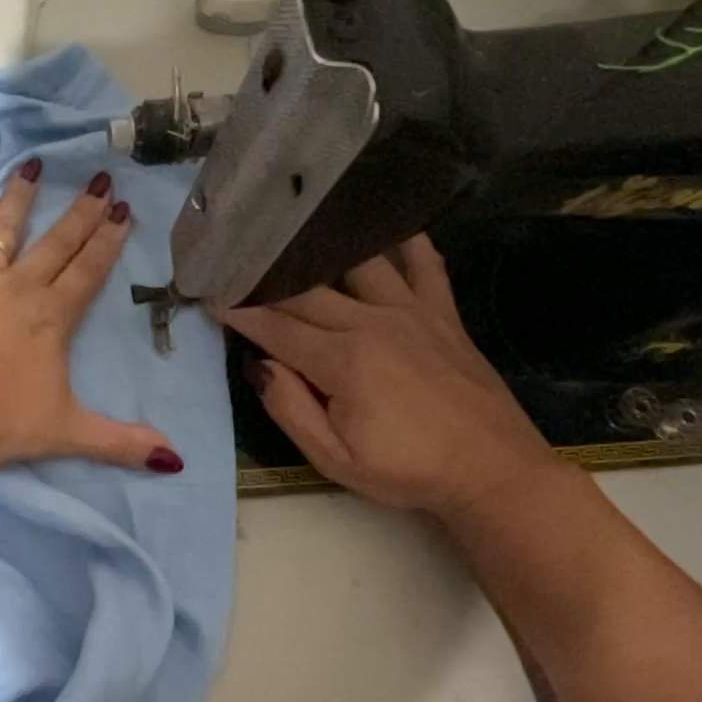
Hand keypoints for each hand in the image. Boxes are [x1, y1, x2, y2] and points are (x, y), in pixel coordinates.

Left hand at [0, 160, 181, 477]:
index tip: (123, 209)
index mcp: (53, 318)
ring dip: (21, 199)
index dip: (108, 241)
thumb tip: (176, 461)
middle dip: (82, 213)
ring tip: (33, 166)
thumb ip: (121, 444)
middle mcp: (18, 290)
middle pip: (56, 244)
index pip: (88, 271)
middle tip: (100, 179)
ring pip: (4, 231)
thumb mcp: (67, 434)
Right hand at [218, 234, 563, 521]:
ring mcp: (413, 313)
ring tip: (296, 240)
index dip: (240, 313)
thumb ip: (289, 407)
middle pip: (308, 292)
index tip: (211, 298)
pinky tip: (387, 230)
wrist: (491, 470)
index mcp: (342, 360)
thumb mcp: (332, 457)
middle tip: (238, 267)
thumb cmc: (405, 471)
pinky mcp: (444, 315)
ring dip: (324, 252)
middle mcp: (373, 323)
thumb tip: (259, 365)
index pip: (276, 328)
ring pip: (359, 265)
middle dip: (267, 281)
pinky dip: (405, 244)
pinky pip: (424, 265)